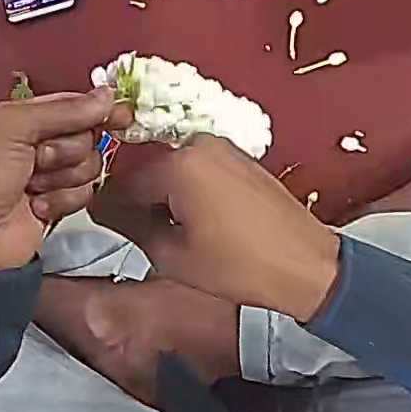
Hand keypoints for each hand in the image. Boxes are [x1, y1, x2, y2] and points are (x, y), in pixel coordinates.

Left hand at [0, 89, 129, 277]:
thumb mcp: (10, 128)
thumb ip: (62, 110)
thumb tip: (108, 95)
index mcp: (21, 117)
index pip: (72, 105)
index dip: (96, 110)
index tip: (121, 115)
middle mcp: (37, 143)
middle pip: (86, 136)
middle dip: (67, 150)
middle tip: (37, 161)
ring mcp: (49, 176)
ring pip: (90, 166)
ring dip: (63, 178)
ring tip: (32, 188)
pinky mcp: (59, 204)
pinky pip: (85, 194)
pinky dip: (63, 201)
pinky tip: (36, 208)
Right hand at [89, 136, 338, 321]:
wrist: (305, 265)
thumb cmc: (242, 266)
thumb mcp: (172, 254)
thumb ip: (129, 224)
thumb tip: (105, 207)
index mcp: (178, 165)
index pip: (122, 183)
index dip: (109, 209)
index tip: (108, 227)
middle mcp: (200, 145)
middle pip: (148, 173)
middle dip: (141, 203)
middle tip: (145, 238)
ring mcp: (224, 149)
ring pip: (173, 171)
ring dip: (166, 198)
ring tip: (177, 235)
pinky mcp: (240, 159)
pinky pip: (199, 170)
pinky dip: (190, 192)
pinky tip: (201, 223)